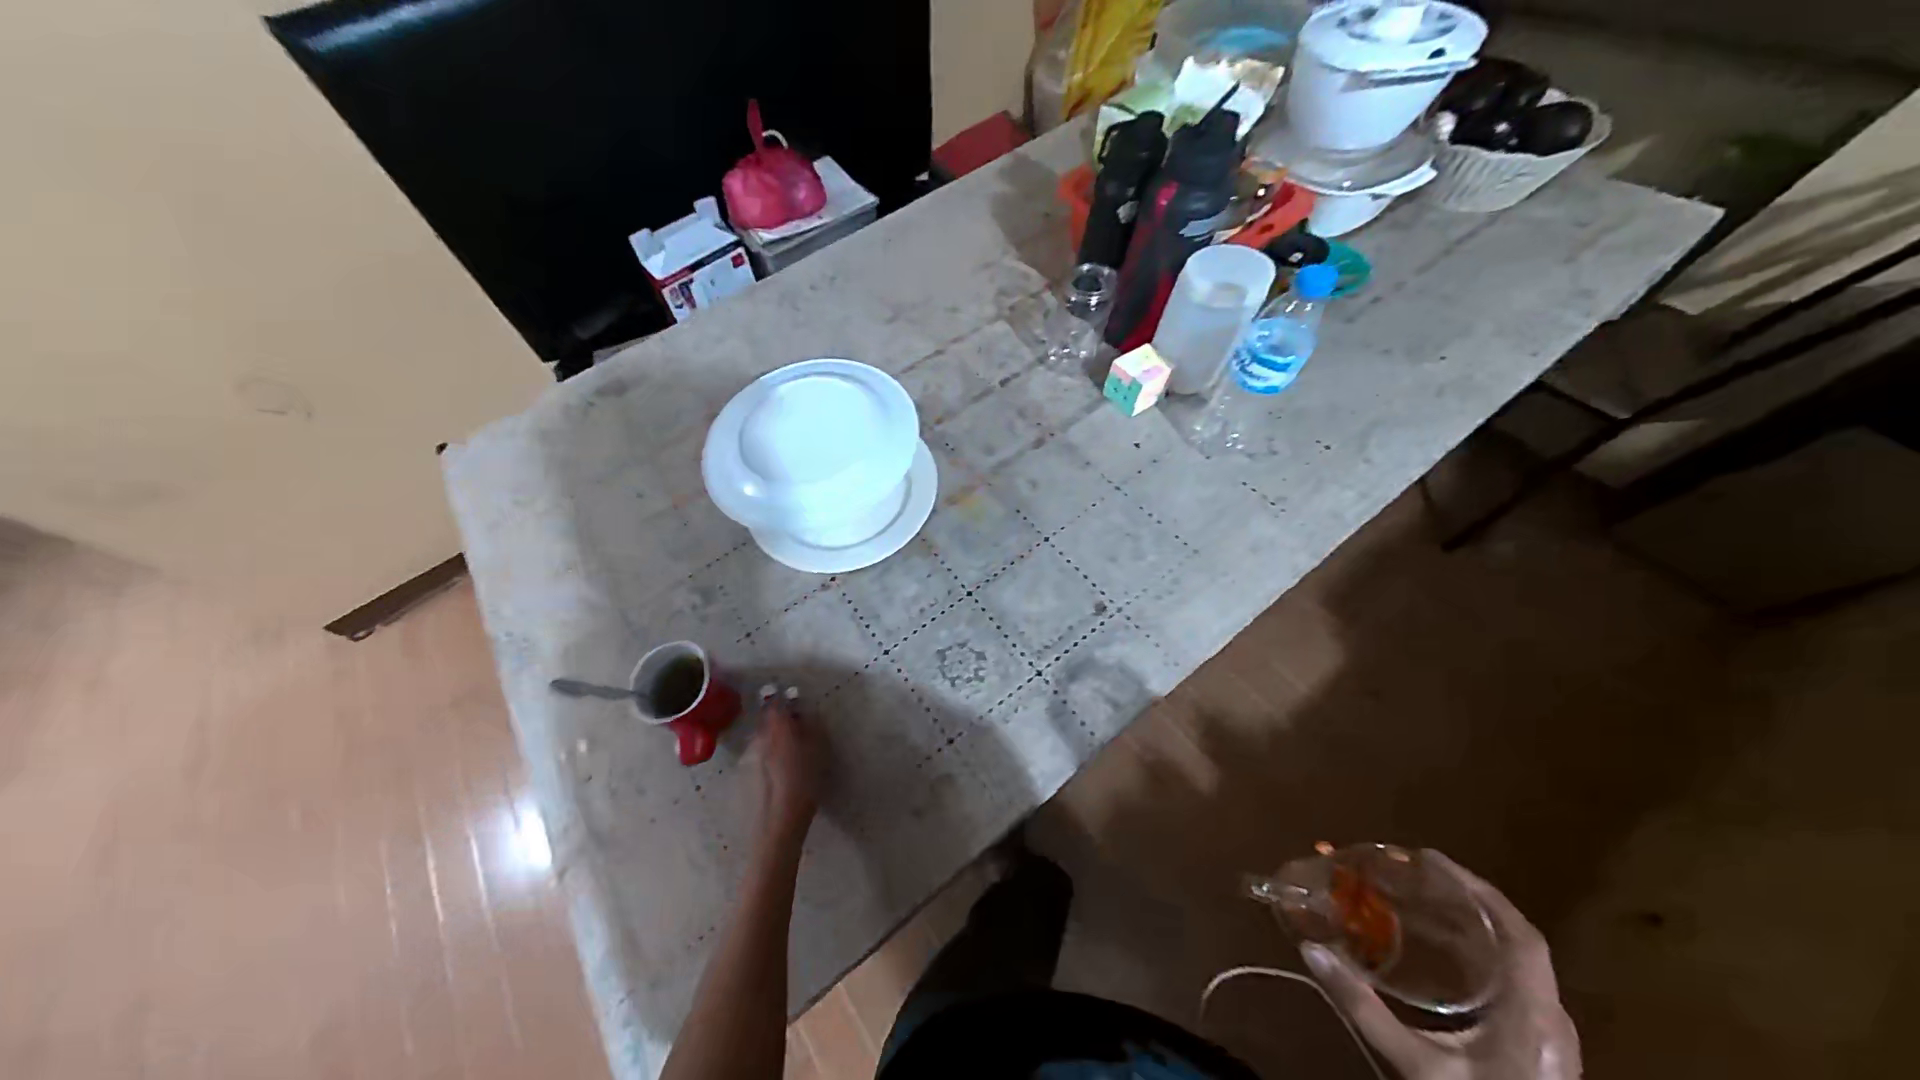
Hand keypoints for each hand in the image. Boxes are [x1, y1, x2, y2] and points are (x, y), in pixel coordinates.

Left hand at [753, 693, 819, 849]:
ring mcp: (746, 758)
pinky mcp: (740, 776)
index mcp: (777, 730)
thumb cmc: (804, 787)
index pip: (776, 705)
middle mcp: (757, 739)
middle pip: (767, 723)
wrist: (776, 826)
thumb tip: (806, 714)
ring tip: (788, 759)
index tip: (794, 706)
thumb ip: (813, 728)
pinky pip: (755, 759)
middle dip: (779, 725)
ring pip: (760, 742)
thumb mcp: (819, 754)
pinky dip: (765, 760)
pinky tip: (777, 777)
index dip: (784, 703)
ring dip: (772, 743)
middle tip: (796, 735)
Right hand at [1302, 851, 1581, 1079]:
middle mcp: (1552, 1019)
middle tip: (1419, 875)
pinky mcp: (1543, 1048)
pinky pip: (1517, 981)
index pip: (1521, 936)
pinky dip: (1483, 953)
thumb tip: (1311, 950)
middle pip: (1518, 941)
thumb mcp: (1415, 1066)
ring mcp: (1553, 1036)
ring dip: (1478, 925)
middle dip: (1470, 900)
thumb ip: (1365, 1010)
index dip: (1479, 890)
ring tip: (1428, 902)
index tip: (1430, 859)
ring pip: (1519, 962)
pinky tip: (1449, 954)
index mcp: (1532, 1016)